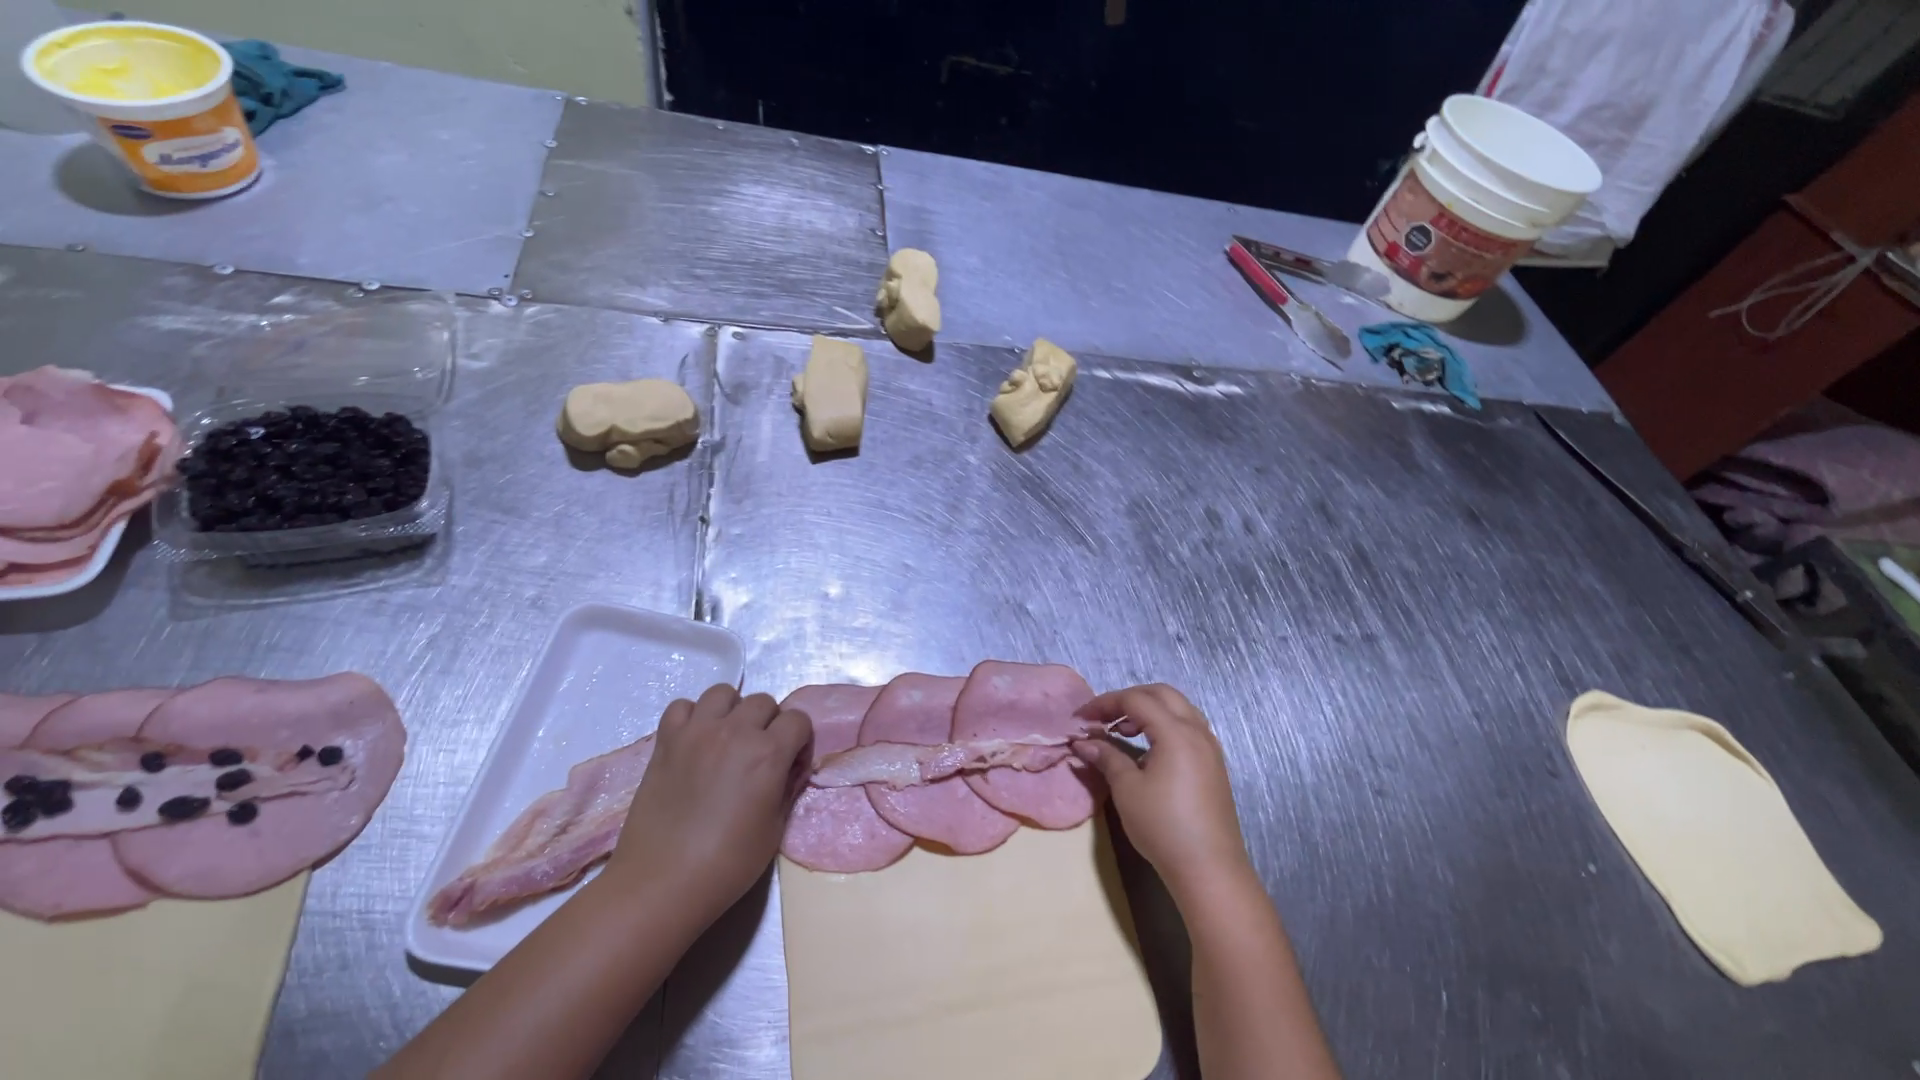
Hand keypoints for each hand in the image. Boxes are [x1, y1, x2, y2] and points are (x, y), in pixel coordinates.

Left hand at [606, 684, 812, 926]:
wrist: (662, 882)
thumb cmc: (728, 864)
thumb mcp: (774, 828)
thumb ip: (787, 787)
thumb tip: (790, 767)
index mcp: (768, 754)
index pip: (798, 719)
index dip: (799, 740)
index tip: (791, 763)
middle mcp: (734, 732)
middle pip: (763, 701)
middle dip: (769, 723)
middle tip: (759, 755)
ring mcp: (696, 732)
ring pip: (723, 693)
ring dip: (732, 711)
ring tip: (727, 740)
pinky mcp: (666, 741)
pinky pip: (682, 706)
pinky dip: (693, 717)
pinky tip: (695, 742)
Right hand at [1073, 684, 1250, 894]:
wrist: (1208, 867)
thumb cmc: (1163, 826)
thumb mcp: (1127, 789)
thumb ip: (1106, 757)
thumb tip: (1083, 742)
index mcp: (1176, 732)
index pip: (1136, 700)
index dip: (1105, 703)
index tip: (1081, 718)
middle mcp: (1197, 731)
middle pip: (1162, 694)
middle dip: (1129, 699)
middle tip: (1103, 718)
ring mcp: (1210, 748)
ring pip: (1179, 709)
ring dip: (1149, 711)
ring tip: (1123, 732)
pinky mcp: (1214, 765)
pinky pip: (1189, 728)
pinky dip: (1165, 726)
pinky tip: (1148, 751)